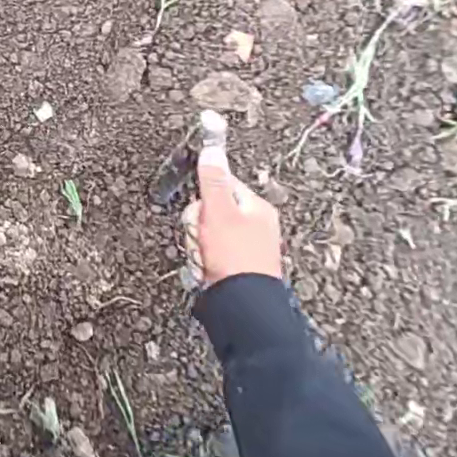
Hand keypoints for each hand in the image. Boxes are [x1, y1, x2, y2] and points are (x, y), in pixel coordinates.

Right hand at [186, 145, 283, 286]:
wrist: (242, 307)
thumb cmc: (235, 257)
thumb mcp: (219, 211)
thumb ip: (213, 180)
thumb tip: (212, 149)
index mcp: (258, 208)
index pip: (222, 183)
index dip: (205, 195)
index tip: (202, 208)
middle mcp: (255, 225)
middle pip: (211, 208)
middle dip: (199, 222)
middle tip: (204, 235)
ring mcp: (245, 246)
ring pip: (207, 230)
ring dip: (198, 241)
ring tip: (205, 254)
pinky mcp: (235, 264)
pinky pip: (209, 250)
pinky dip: (203, 257)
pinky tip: (206, 266)